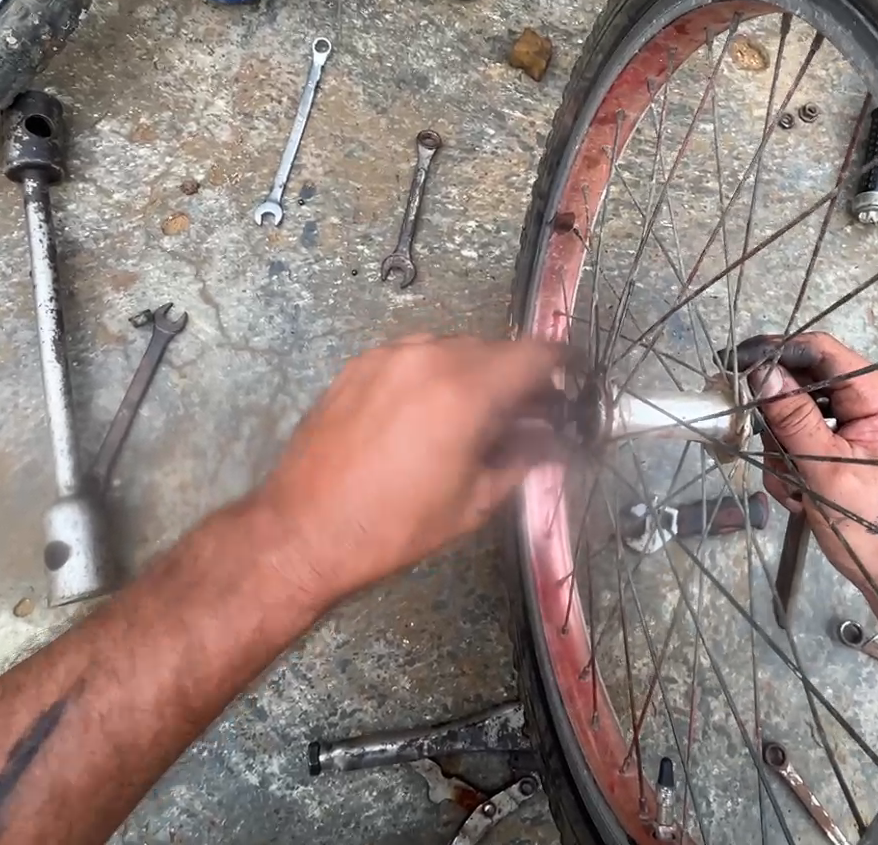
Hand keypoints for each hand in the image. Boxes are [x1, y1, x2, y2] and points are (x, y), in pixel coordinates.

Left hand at [254, 335, 561, 603]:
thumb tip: (554, 443)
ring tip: (474, 417)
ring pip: (454, 349)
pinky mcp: (361, 362)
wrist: (303, 528)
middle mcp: (430, 357)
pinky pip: (416, 356)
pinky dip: (435, 374)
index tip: (574, 380)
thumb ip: (524, 460)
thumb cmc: (396, 525)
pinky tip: (429, 412)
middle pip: (496, 350)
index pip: (536, 354)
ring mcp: (390, 355)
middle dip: (519, 378)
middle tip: (527, 414)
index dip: (564, 364)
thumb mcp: (474, 502)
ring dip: (476, 374)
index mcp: (467, 389)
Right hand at [748, 332, 877, 680]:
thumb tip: (761, 372)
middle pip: (802, 381)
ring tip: (791, 481)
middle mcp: (867, 402)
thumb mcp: (825, 468)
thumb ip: (792, 417)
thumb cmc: (872, 523)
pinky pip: (796, 433)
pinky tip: (797, 489)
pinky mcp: (837, 442)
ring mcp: (852, 423)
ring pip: (792, 410)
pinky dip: (786, 460)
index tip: (736, 360)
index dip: (776, 350)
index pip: (822, 352)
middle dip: (775, 414)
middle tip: (758, 440)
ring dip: (780, 445)